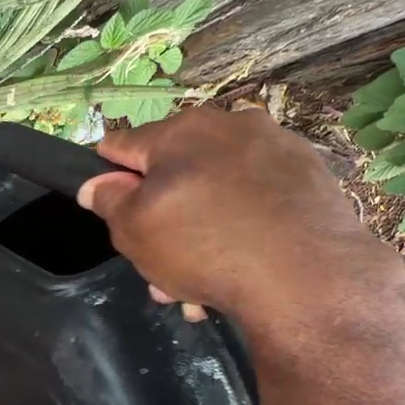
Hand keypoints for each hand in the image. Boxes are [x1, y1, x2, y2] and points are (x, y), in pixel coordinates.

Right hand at [75, 107, 404, 333]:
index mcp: (184, 131)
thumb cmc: (202, 245)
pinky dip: (234, 228)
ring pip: (211, 191)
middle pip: (172, 171)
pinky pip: (250, 200)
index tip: (109, 209)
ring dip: (194, 230)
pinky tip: (233, 266)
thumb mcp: (132, 229)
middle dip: (157, 214)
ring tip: (194, 278)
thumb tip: (96, 183)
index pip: (122, 143)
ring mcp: (276, 147)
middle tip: (154, 261)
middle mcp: (233, 126)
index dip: (107, 176)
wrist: (303, 272)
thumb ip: (109, 201)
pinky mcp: (307, 175)